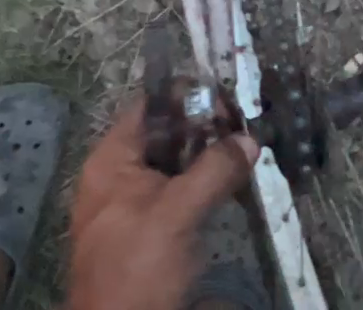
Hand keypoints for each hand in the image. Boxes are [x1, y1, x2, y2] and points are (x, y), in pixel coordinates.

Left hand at [66, 102, 258, 309]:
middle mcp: (117, 174)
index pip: (150, 105)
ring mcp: (130, 204)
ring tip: (244, 149)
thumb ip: (215, 170)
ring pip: (174, 163)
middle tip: (244, 125)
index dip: (187, 95)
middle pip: (164, 133)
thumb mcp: (179, 214)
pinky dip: (202, 183)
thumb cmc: (138, 267)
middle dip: (204, 126)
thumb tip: (250, 139)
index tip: (227, 98)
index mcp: (111, 159)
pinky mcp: (146, 230)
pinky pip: (176, 191)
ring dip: (207, 155)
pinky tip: (231, 183)